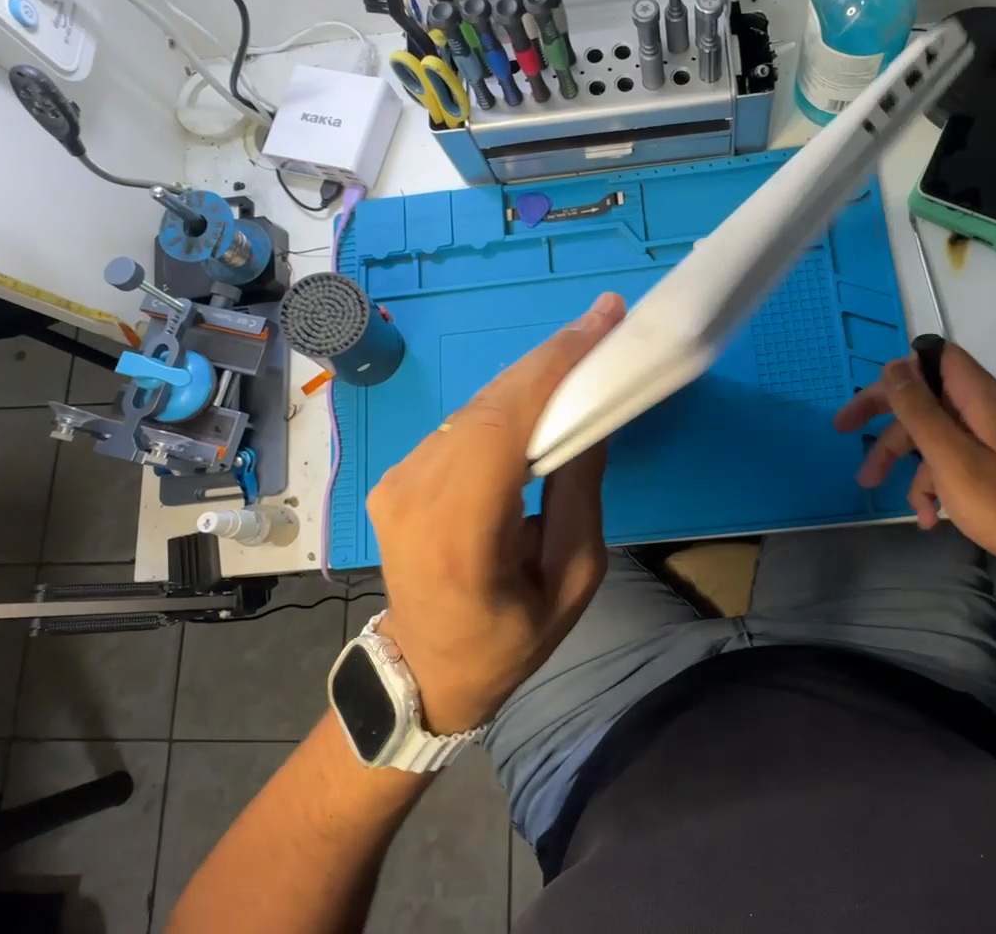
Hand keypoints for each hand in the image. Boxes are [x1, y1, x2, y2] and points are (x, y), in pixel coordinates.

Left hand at [365, 292, 624, 734]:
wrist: (427, 673)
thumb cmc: (511, 640)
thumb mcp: (573, 581)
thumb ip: (580, 494)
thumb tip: (591, 419)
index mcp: (459, 537)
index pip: (502, 428)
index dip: (552, 369)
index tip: (600, 325)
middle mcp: (414, 498)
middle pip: (486, 407)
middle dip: (548, 360)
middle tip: (601, 322)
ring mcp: (395, 484)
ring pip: (472, 409)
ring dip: (527, 378)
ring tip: (579, 352)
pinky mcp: (393, 478)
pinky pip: (457, 427)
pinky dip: (503, 403)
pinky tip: (538, 391)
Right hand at [832, 340, 995, 593]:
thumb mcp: (951, 458)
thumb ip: (919, 410)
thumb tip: (894, 366)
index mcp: (979, 398)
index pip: (935, 357)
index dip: (899, 370)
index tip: (870, 399)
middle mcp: (984, 411)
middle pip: (925, 398)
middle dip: (885, 417)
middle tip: (844, 429)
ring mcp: (990, 440)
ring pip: (933, 434)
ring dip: (902, 461)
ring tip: (872, 488)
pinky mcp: (993, 466)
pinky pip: (951, 462)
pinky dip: (932, 484)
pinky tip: (927, 517)